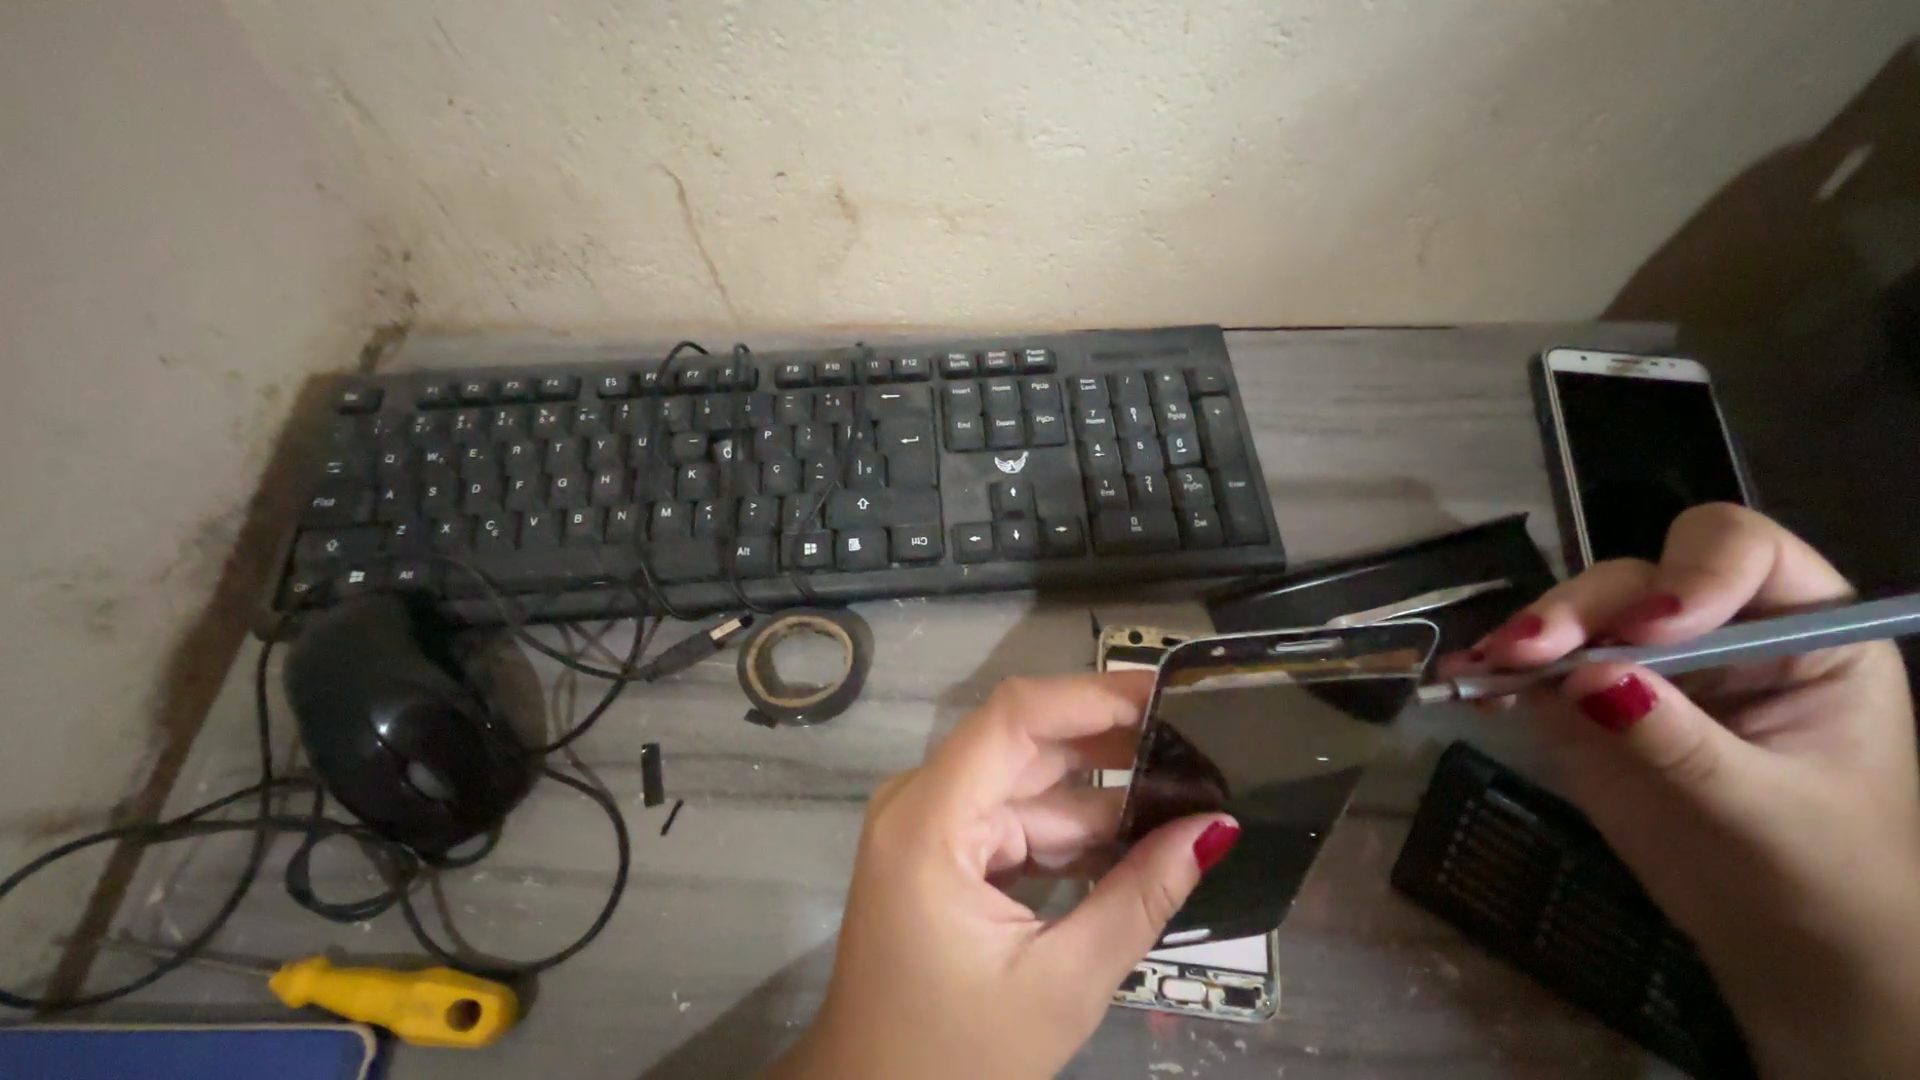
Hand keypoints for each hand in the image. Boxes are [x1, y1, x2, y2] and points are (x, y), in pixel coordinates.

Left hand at [765, 674, 1238, 1079]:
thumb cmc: (956, 1056)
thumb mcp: (1061, 983)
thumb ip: (1140, 898)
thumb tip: (1214, 830)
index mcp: (929, 821)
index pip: (1014, 718)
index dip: (1090, 694)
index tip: (1163, 697)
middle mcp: (921, 802)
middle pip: (1023, 743)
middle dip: (1110, 743)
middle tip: (1194, 747)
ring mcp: (928, 823)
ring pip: (1025, 782)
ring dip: (1099, 793)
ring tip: (1183, 793)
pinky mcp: (941, 848)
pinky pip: (1013, 817)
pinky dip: (1070, 829)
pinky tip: (1134, 836)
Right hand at [1438, 504, 1919, 1076]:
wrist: (1777, 940)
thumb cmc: (1816, 875)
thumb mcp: (1765, 810)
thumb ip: (1681, 741)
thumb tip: (1590, 680)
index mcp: (1802, 636)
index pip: (1744, 555)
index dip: (1694, 573)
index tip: (1651, 630)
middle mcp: (1715, 631)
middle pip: (1635, 580)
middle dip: (1580, 610)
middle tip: (1530, 651)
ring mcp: (1641, 663)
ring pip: (1573, 614)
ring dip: (1528, 634)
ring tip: (1488, 669)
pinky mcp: (1582, 698)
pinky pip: (1532, 665)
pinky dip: (1495, 670)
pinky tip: (1469, 683)